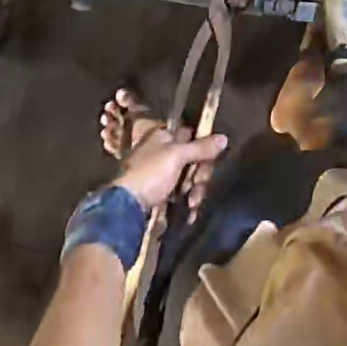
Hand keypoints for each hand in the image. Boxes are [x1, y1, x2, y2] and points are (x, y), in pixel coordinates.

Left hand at [101, 93, 227, 206]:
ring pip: (187, 177)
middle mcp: (161, 153)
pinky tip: (190, 211)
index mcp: (162, 137)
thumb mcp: (177, 156)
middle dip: (199, 173)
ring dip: (194, 190)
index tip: (209, 159)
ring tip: (192, 203)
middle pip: (192, 158)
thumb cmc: (149, 174)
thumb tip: (224, 138)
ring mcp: (158, 175)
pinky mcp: (157, 194)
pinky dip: (186, 201)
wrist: (122, 210)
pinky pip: (178, 193)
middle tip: (198, 184)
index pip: (190, 134)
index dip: (202, 146)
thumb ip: (201, 147)